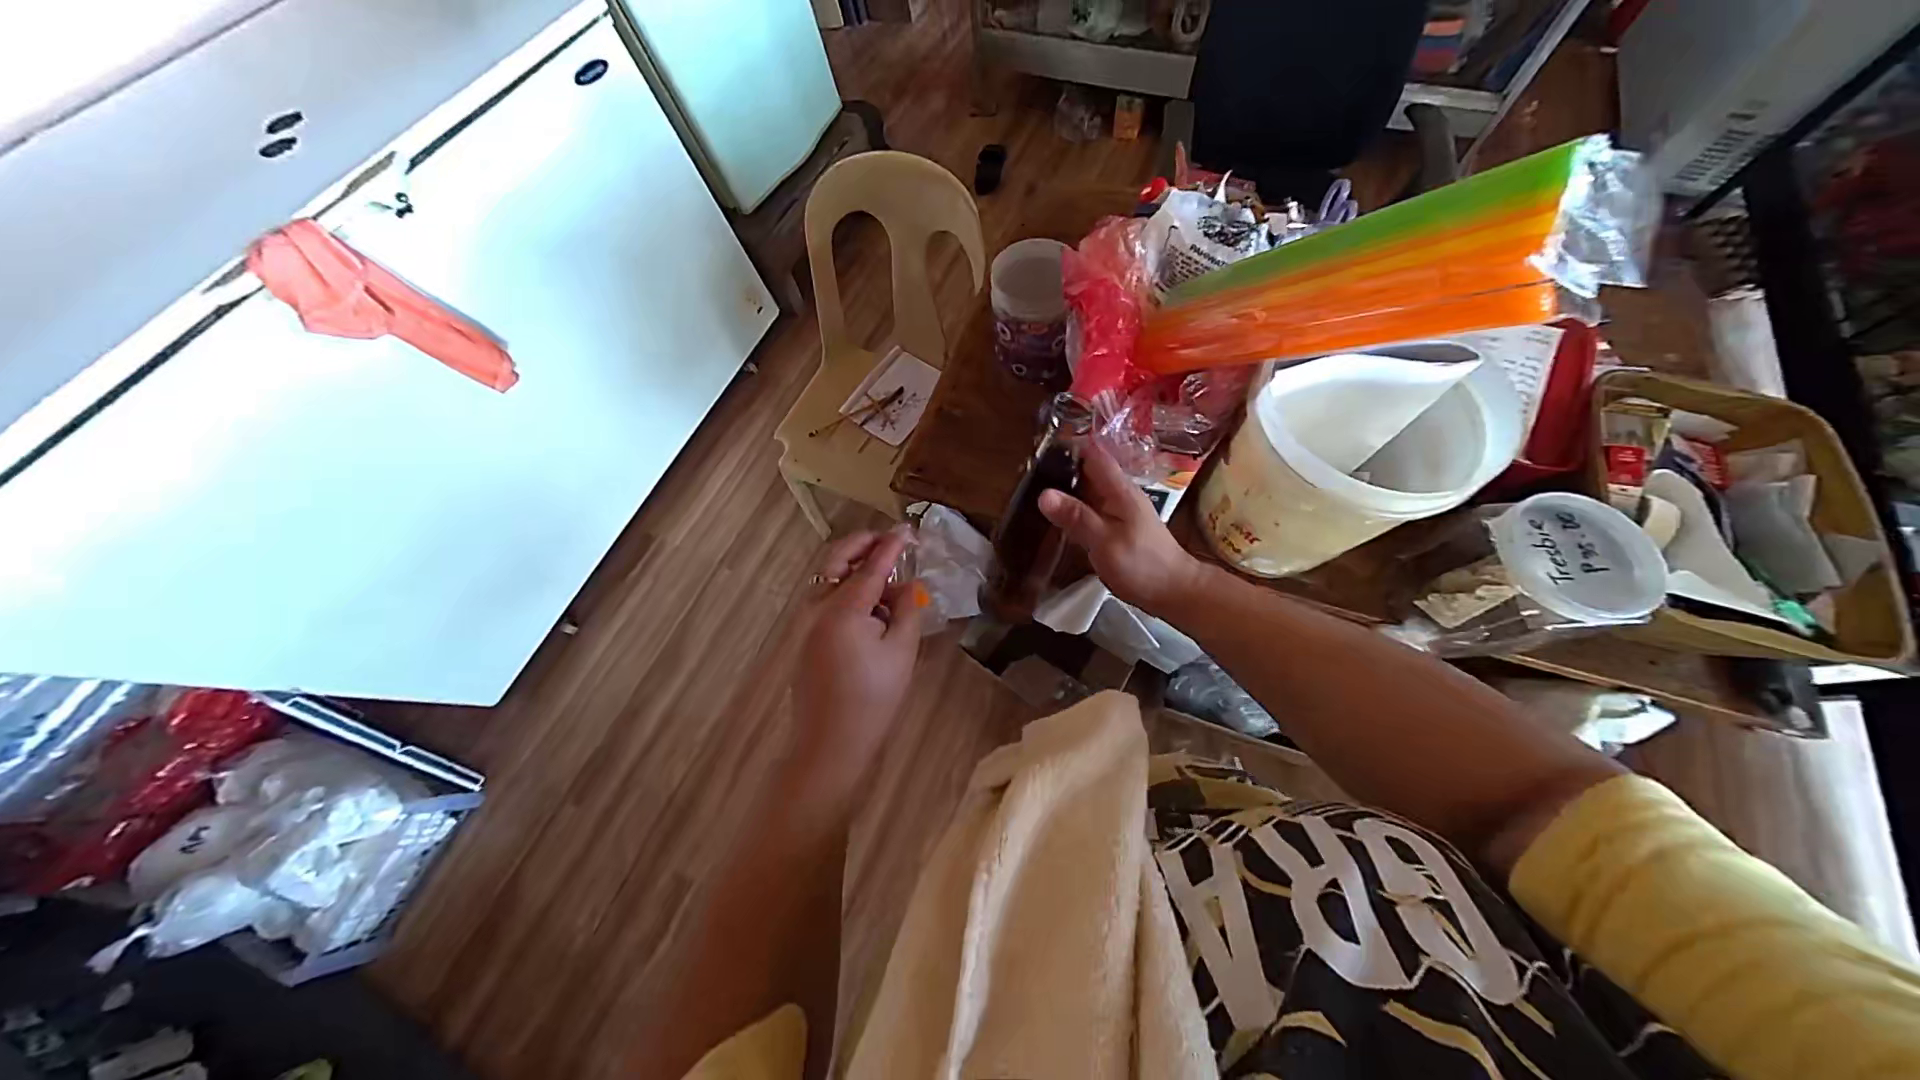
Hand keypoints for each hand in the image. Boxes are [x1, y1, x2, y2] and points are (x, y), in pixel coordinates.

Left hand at [792, 526, 922, 763]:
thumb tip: (909, 584)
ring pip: (828, 578)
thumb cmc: (873, 699)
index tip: (908, 530)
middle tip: (890, 542)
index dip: (892, 545)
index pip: (872, 565)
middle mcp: (818, 607)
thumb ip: (907, 611)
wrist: (829, 745)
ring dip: (855, 568)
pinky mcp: (805, 639)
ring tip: (888, 580)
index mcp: (843, 608)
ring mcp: (806, 623)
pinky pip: (825, 600)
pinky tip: (871, 609)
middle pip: (837, 560)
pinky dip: (847, 590)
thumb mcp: (901, 652)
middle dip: (864, 545)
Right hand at [1038, 445, 1204, 614]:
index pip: (1093, 454)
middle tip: (1026, 475)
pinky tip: (1054, 518)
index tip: (1038, 451)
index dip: (1067, 447)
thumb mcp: (1104, 541)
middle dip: (1060, 469)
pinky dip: (1072, 509)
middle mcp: (1118, 494)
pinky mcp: (1116, 527)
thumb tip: (1043, 494)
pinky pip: (1089, 509)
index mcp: (1119, 490)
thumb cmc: (1141, 565)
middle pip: (1087, 471)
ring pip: (1086, 491)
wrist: (1173, 590)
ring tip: (1031, 493)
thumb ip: (1075, 517)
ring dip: (1064, 490)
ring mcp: (1118, 510)